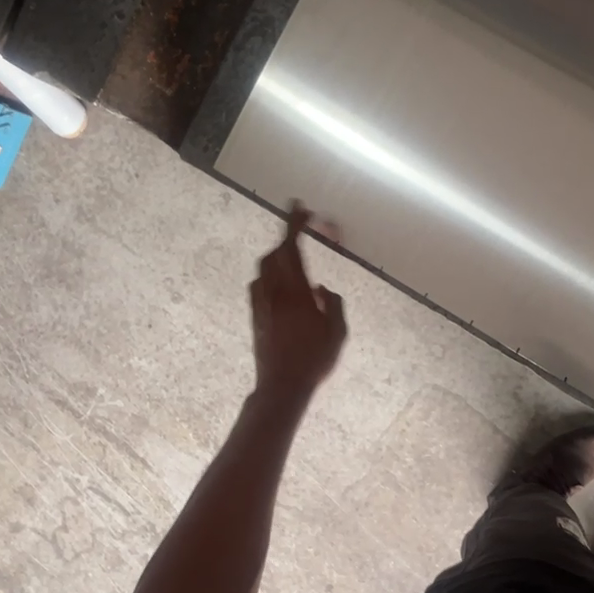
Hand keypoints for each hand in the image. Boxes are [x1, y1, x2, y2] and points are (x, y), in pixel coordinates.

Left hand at [250, 203, 346, 401]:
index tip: (300, 207)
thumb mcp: (337, 332)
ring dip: (278, 257)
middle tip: (302, 232)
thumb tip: (321, 289)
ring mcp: (261, 304)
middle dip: (286, 239)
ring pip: (264, 269)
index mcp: (295, 291)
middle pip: (274, 254)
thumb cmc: (314, 360)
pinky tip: (283, 286)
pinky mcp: (256, 317)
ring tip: (294, 258)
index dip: (294, 223)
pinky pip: (260, 285)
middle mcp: (274, 293)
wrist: (281, 385)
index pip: (291, 247)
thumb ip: (332, 303)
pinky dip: (271, 276)